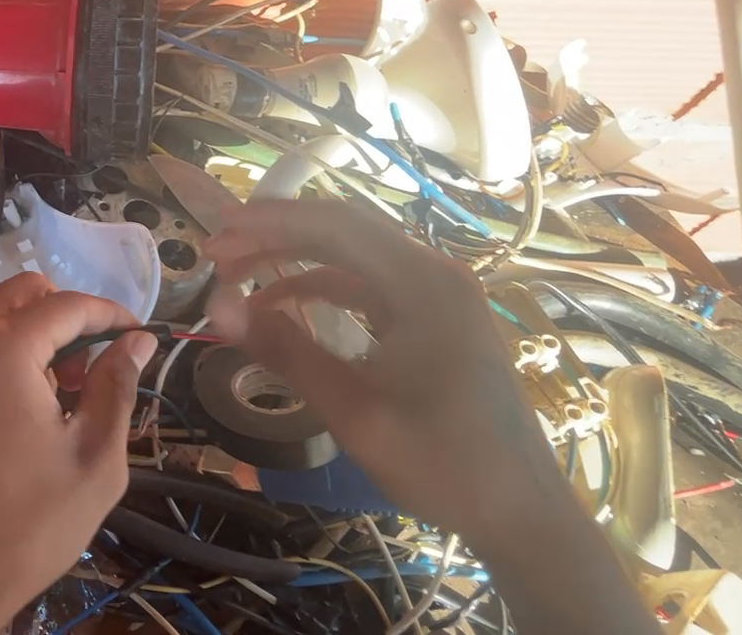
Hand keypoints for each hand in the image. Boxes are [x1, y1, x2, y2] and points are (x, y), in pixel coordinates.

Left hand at [0, 272, 158, 634]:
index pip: (67, 304)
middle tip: (93, 372)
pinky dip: (8, 349)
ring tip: (64, 396)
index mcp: (2, 348)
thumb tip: (138, 340)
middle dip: (69, 319)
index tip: (140, 334)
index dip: (110, 313)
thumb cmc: (26, 523)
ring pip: (0, 311)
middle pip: (27, 292)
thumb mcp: (93, 458)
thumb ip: (116, 385)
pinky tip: (27, 403)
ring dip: (38, 333)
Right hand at [201, 200, 570, 549]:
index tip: (216, 238)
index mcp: (423, 282)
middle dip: (272, 237)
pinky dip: (318, 285)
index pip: (333, 224)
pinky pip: (364, 283)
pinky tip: (282, 305)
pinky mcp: (432, 318)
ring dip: (291, 258)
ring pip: (348, 255)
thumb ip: (284, 349)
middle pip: (340, 231)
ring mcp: (436, 295)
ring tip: (238, 277)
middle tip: (217, 256)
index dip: (268, 223)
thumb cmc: (443, 461)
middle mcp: (433, 273)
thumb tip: (216, 306)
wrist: (525, 518)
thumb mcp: (353, 408)